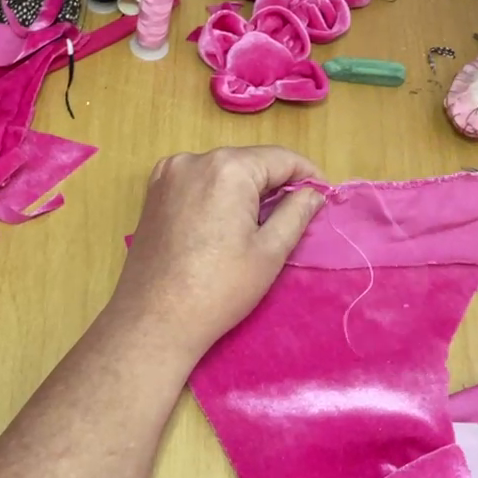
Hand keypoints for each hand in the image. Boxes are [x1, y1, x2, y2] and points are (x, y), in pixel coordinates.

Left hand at [104, 146, 325, 363]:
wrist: (153, 319)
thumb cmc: (218, 289)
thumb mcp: (269, 252)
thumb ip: (296, 212)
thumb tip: (313, 192)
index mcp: (226, 168)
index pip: (280, 158)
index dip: (308, 175)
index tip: (325, 196)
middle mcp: (193, 160)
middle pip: (248, 162)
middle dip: (274, 183)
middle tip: (296, 215)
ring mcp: (167, 175)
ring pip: (221, 171)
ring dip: (245, 189)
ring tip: (260, 224)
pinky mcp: (152, 194)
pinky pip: (196, 182)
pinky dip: (216, 194)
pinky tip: (224, 224)